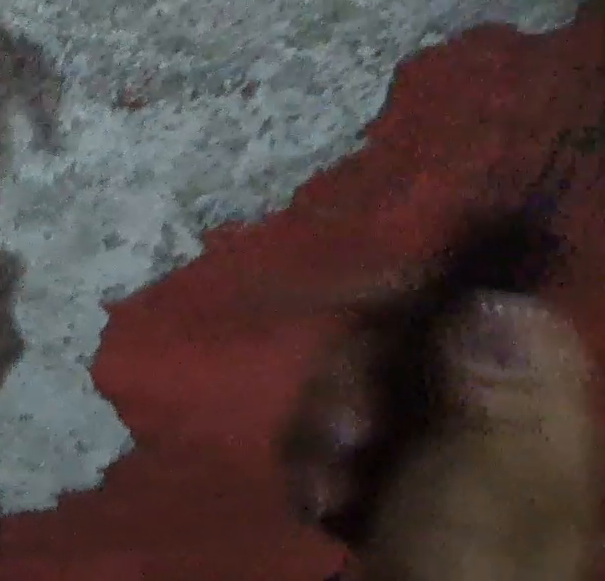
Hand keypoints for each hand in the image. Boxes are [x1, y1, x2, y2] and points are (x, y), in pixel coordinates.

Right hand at [280, 288, 594, 580]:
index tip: (362, 324)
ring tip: (321, 486)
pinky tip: (316, 496)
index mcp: (542, 421)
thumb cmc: (457, 571)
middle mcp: (497, 421)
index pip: (489, 313)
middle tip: (337, 438)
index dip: (417, 304)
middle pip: (405, 347)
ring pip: (358, 383)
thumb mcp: (486, 496)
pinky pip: (334, 424)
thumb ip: (500, 404)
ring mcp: (441, 447)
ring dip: (319, 426)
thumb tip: (502, 299)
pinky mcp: (393, 469)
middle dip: (347, 383)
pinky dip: (311, 455)